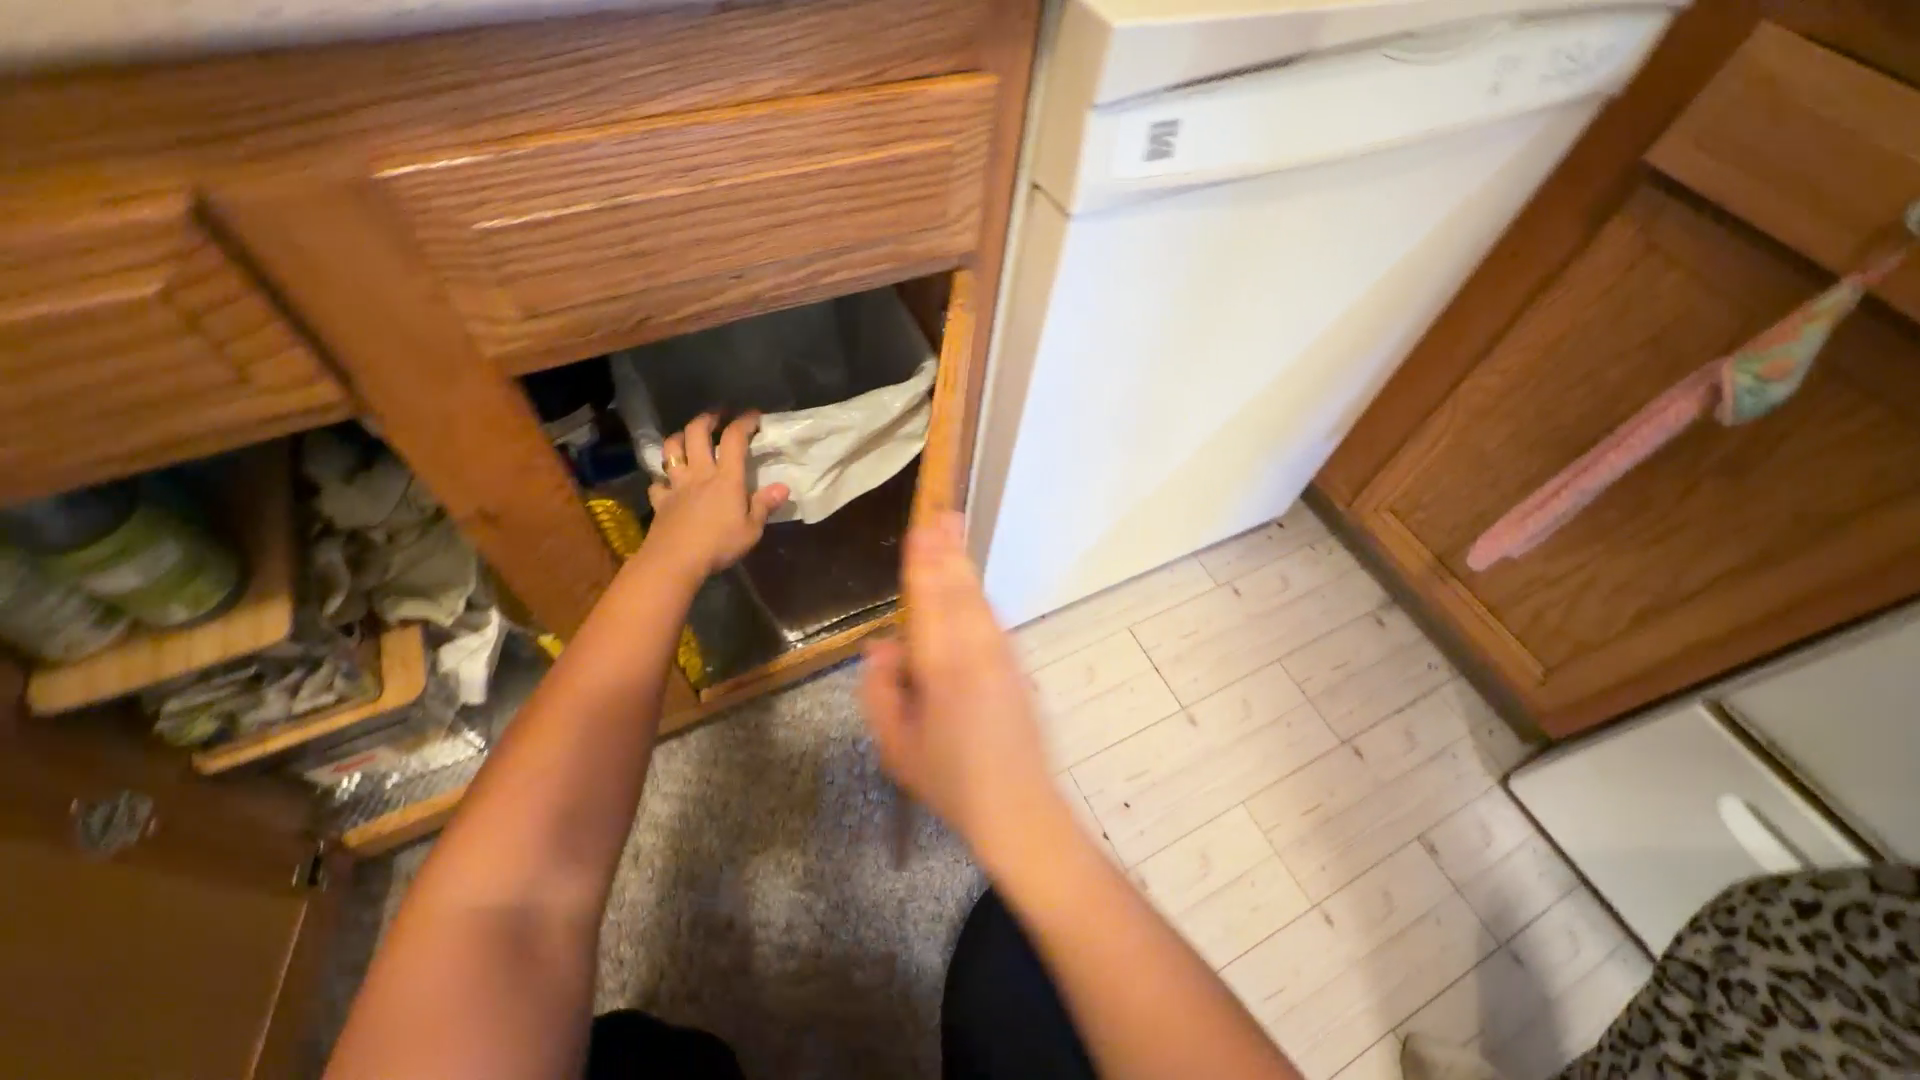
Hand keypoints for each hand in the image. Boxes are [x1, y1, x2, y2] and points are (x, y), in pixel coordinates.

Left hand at [646, 413, 789, 577]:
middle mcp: (700, 474)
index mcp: (726, 478)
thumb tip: (782, 487)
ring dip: (678, 438)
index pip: (734, 439)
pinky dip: (661, 479)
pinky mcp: (660, 501)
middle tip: (716, 416)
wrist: (675, 560)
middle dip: (707, 419)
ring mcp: (676, 485)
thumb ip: (764, 505)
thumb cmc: (718, 545)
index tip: (753, 415)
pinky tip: (667, 483)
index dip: (744, 422)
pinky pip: (657, 483)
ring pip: (671, 450)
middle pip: (696, 433)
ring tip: (686, 438)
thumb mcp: (751, 530)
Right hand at [860, 513, 1063, 868]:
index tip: (920, 529)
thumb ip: (881, 690)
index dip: (924, 563)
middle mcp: (976, 652)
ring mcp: (1003, 658)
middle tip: (941, 513)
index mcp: (943, 667)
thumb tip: (881, 645)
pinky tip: (972, 586)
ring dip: (964, 566)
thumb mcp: (896, 745)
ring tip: (953, 534)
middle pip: (959, 590)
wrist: (1018, 807)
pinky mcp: (1018, 669)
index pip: (929, 602)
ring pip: (979, 601)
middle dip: (947, 551)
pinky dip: (979, 595)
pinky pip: (993, 620)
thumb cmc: (949, 780)